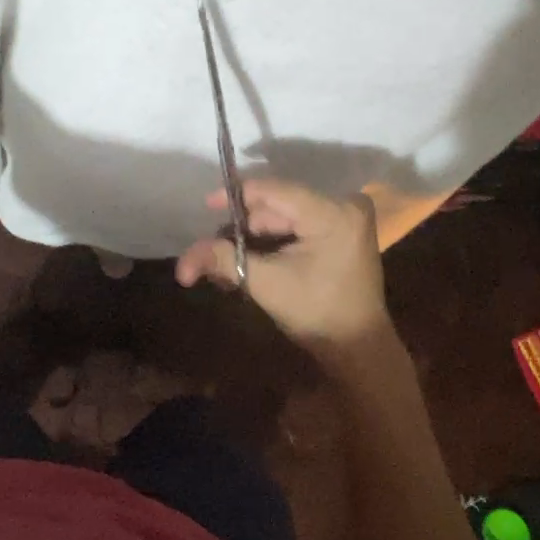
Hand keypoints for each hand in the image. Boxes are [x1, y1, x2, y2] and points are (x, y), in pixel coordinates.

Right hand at [176, 180, 398, 364]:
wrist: (357, 348)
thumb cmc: (317, 314)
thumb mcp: (266, 284)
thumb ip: (224, 261)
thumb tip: (182, 264)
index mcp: (332, 212)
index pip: (273, 191)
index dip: (236, 196)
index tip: (206, 205)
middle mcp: (344, 205)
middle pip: (278, 204)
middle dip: (244, 225)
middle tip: (214, 245)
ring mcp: (347, 217)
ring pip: (286, 215)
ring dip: (257, 234)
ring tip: (228, 257)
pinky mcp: (344, 230)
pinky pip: (300, 224)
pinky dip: (275, 239)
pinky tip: (253, 256)